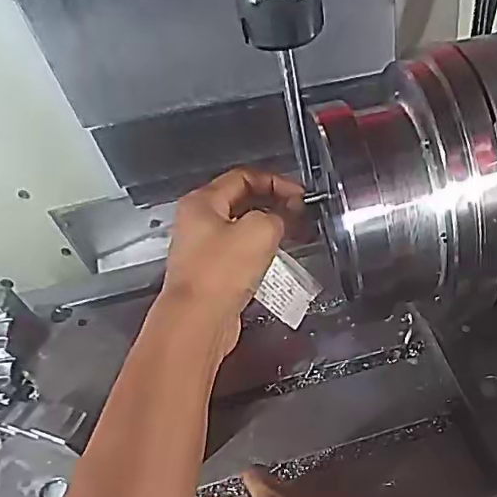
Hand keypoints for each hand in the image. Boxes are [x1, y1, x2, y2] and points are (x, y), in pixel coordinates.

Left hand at [152, 168, 303, 360]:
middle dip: (272, 206)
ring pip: (242, 231)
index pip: (243, 178)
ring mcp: (204, 251)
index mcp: (202, 203)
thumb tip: (283, 218)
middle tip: (297, 215)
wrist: (200, 319)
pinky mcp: (213, 276)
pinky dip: (260, 255)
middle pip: (241, 203)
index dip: (275, 181)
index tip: (298, 194)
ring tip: (290, 238)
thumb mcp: (258, 232)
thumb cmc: (218, 275)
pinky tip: (274, 264)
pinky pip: (240, 256)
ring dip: (268, 232)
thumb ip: (276, 217)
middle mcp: (198, 224)